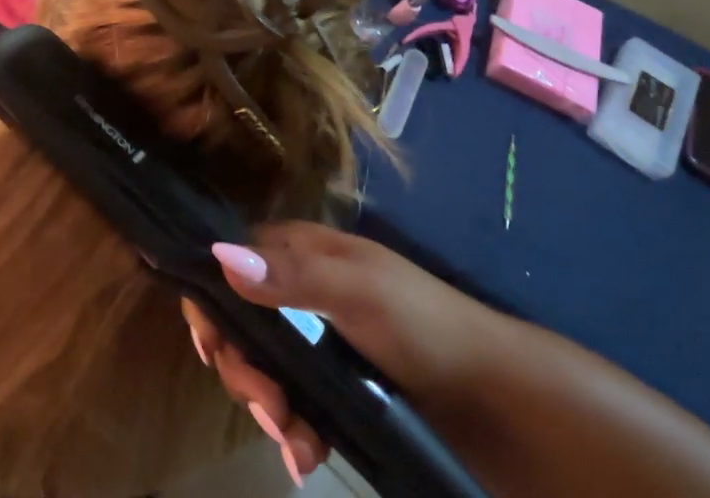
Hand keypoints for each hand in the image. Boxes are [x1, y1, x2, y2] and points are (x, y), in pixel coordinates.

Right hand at [182, 221, 503, 484]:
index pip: (228, 265)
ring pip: (261, 370)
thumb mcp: (359, 292)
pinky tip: (304, 455)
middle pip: (237, 326)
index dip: (210, 306)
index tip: (214, 349)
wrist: (499, 398)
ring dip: (267, 408)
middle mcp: (298, 291)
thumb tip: (218, 254)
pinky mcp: (333, 387)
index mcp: (299, 253)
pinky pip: (291, 404)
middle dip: (243, 371)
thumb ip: (291, 276)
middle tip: (268, 405)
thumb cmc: (424, 326)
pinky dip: (291, 430)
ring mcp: (316, 342)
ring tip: (294, 439)